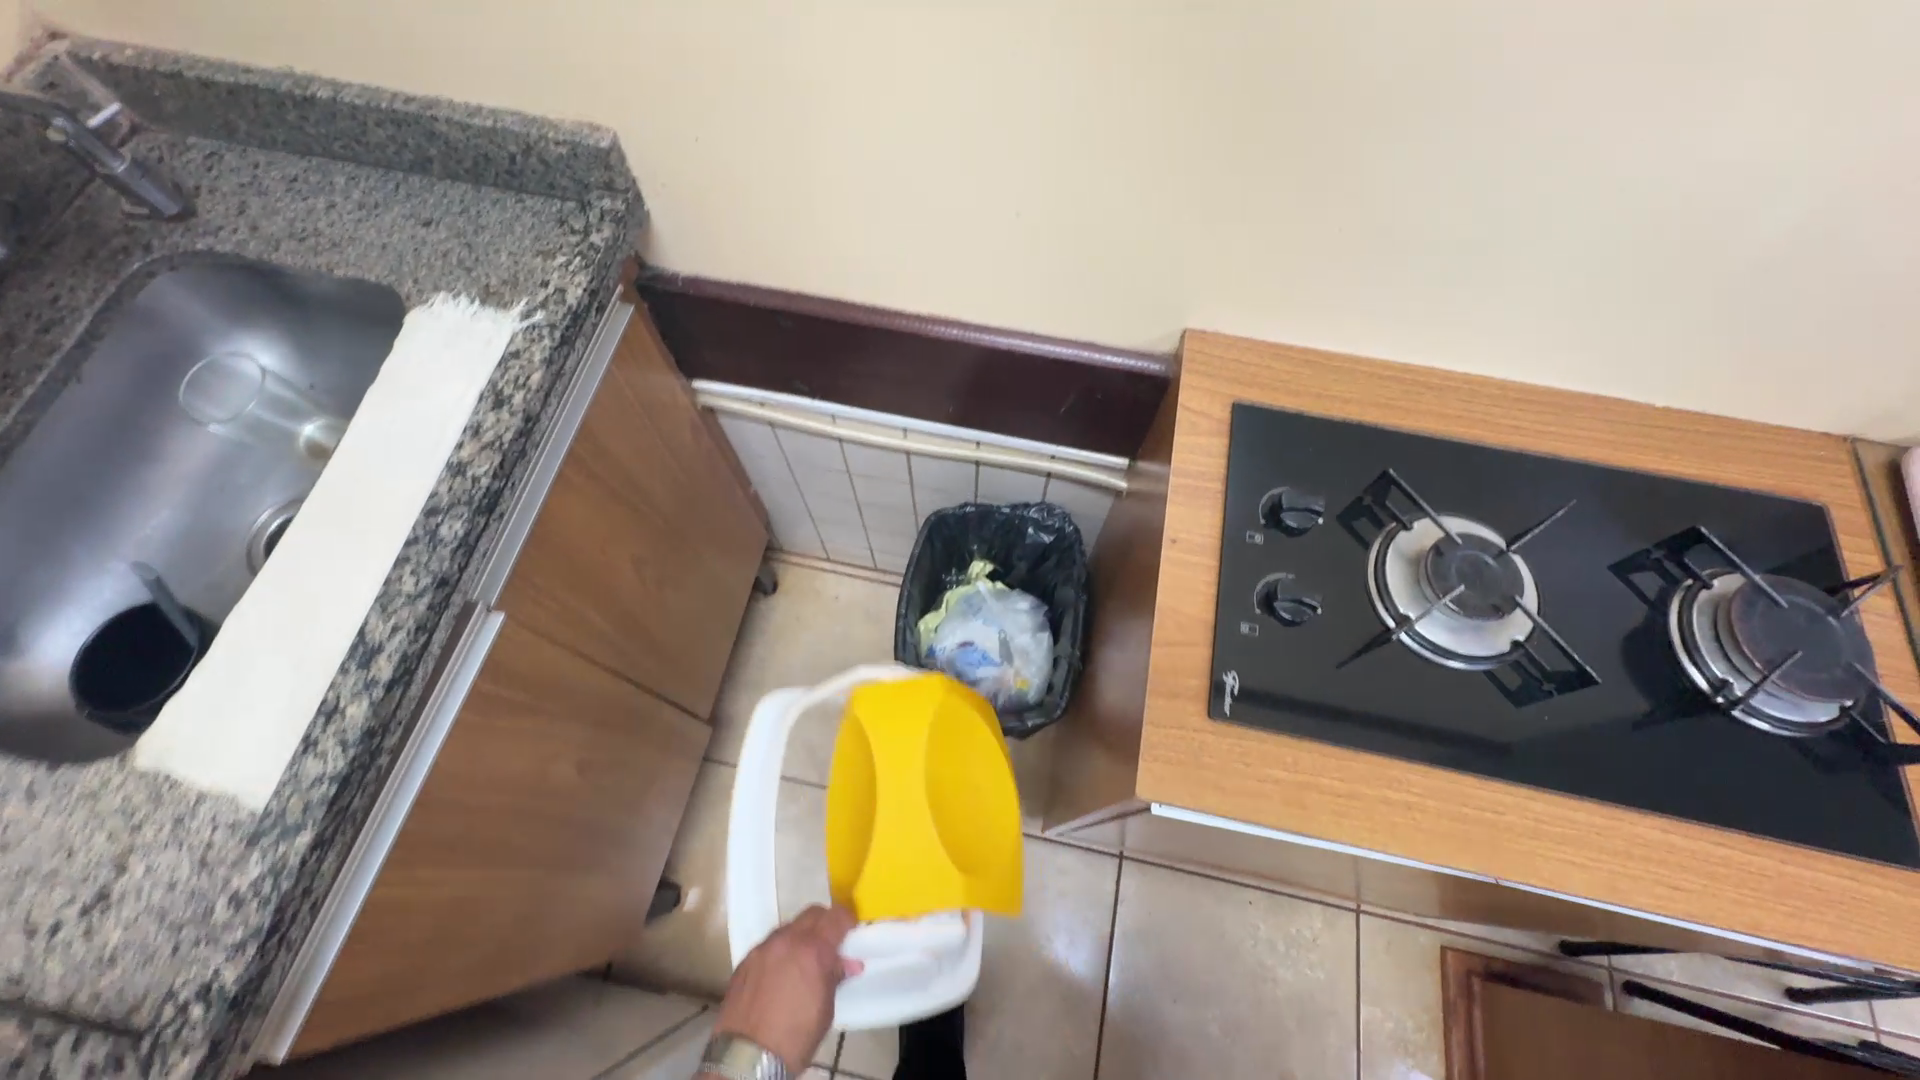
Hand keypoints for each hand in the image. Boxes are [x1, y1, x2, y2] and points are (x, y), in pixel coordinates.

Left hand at [712, 904, 863, 1072]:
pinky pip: (769, 945)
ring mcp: (762, 949)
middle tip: (830, 944)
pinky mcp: (745, 961)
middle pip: (811, 914)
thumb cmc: (795, 1037)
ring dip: (801, 936)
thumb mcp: (825, 1010)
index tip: (851, 931)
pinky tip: (780, 974)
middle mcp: (787, 940)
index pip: (836, 917)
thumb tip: (846, 964)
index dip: (847, 920)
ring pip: (788, 928)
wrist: (746, 1058)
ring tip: (803, 961)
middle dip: (824, 924)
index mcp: (813, 950)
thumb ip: (835, 978)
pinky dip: (780, 951)